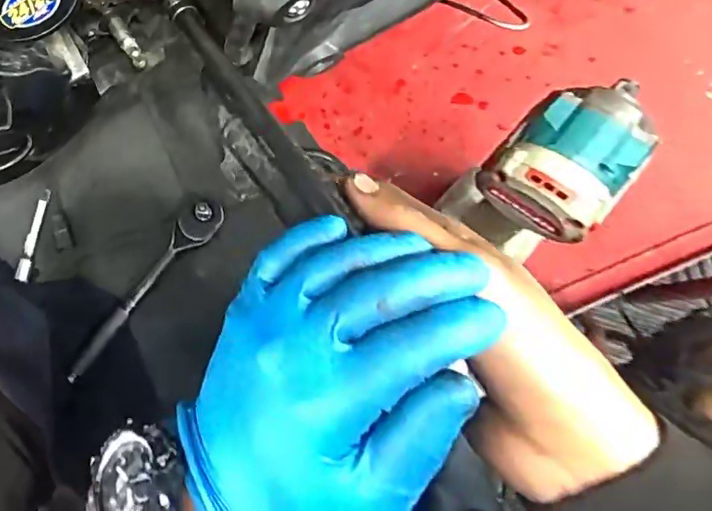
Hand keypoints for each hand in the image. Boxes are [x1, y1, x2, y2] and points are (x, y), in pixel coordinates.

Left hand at [178, 217, 505, 510]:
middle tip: (467, 269)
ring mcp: (265, 316)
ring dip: (376, 249)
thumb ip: (419, 435)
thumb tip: (460, 384)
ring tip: (419, 245)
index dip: (455, 325)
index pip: (407, 345)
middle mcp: (295, 343)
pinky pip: (276, 257)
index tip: (489, 314)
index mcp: (331, 395)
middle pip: (371, 293)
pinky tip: (337, 227)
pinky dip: (307, 237)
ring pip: (327, 264)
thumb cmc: (298, 495)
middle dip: (428, 276)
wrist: (221, 482)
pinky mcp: (244, 305)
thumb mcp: (371, 492)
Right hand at [342, 175, 661, 501]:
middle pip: (376, 254)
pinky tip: (337, 332)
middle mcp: (433, 282)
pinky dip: (361, 334)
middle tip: (306, 254)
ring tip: (311, 290)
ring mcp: (423, 323)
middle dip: (345, 253)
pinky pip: (377, 337)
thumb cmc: (538, 351)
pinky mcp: (414, 361)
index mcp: (450, 247)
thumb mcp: (471, 270)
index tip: (314, 202)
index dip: (353, 201)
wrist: (569, 448)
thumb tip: (357, 183)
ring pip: (372, 296)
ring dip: (351, 296)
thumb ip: (414, 227)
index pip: (390, 209)